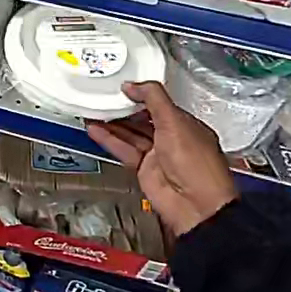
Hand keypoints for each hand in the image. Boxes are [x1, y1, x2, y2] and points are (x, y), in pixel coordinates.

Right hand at [87, 81, 237, 238]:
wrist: (196, 206)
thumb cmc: (197, 165)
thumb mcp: (175, 122)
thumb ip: (153, 99)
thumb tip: (134, 85)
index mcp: (186, 124)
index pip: (160, 104)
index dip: (141, 95)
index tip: (123, 88)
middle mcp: (172, 139)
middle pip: (142, 119)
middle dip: (123, 110)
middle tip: (103, 98)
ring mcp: (158, 155)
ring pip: (131, 135)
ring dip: (112, 124)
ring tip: (93, 112)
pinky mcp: (145, 170)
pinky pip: (124, 150)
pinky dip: (109, 140)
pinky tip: (96, 131)